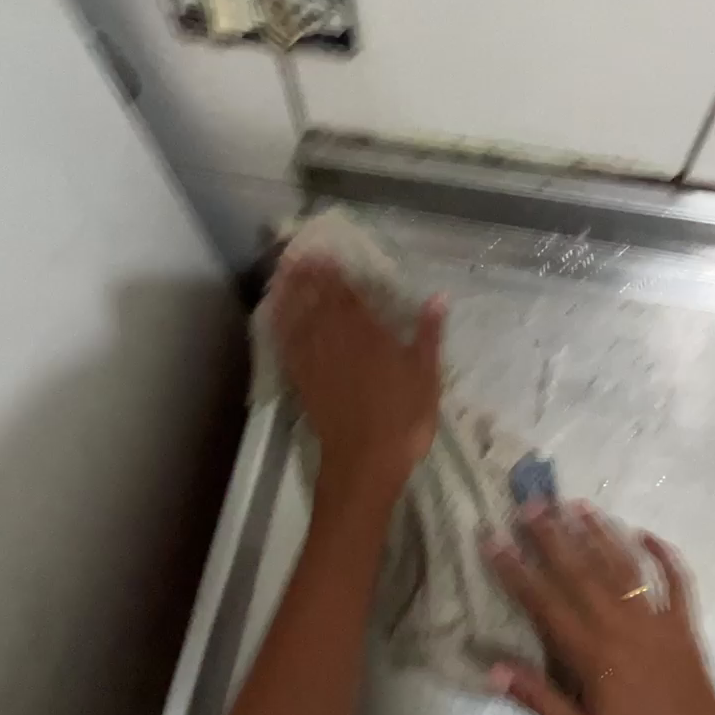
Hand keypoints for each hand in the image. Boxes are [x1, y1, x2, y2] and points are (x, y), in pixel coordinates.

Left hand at [268, 255, 444, 497]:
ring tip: (283, 272)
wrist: (365, 460)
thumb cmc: (403, 419)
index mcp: (369, 335)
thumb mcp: (427, 376)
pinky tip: (275, 315)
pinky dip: (280, 326)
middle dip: (308, 275)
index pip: (347, 295)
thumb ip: (429, 334)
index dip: (335, 273)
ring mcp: (316, 360)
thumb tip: (439, 297)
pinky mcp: (303, 381)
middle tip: (298, 253)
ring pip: (297, 317)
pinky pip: (287, 345)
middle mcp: (337, 340)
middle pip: (317, 300)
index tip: (325, 253)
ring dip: (289, 292)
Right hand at [485, 503, 714, 714]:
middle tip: (531, 502)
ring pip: (624, 566)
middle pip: (581, 571)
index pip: (543, 601)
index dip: (514, 568)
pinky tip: (646, 533)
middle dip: (552, 535)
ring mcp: (659, 623)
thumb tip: (492, 669)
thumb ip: (539, 699)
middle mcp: (623, 627)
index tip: (493, 537)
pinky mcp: (686, 629)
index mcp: (592, 655)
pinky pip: (678, 582)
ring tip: (577, 503)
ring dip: (600, 532)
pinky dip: (664, 555)